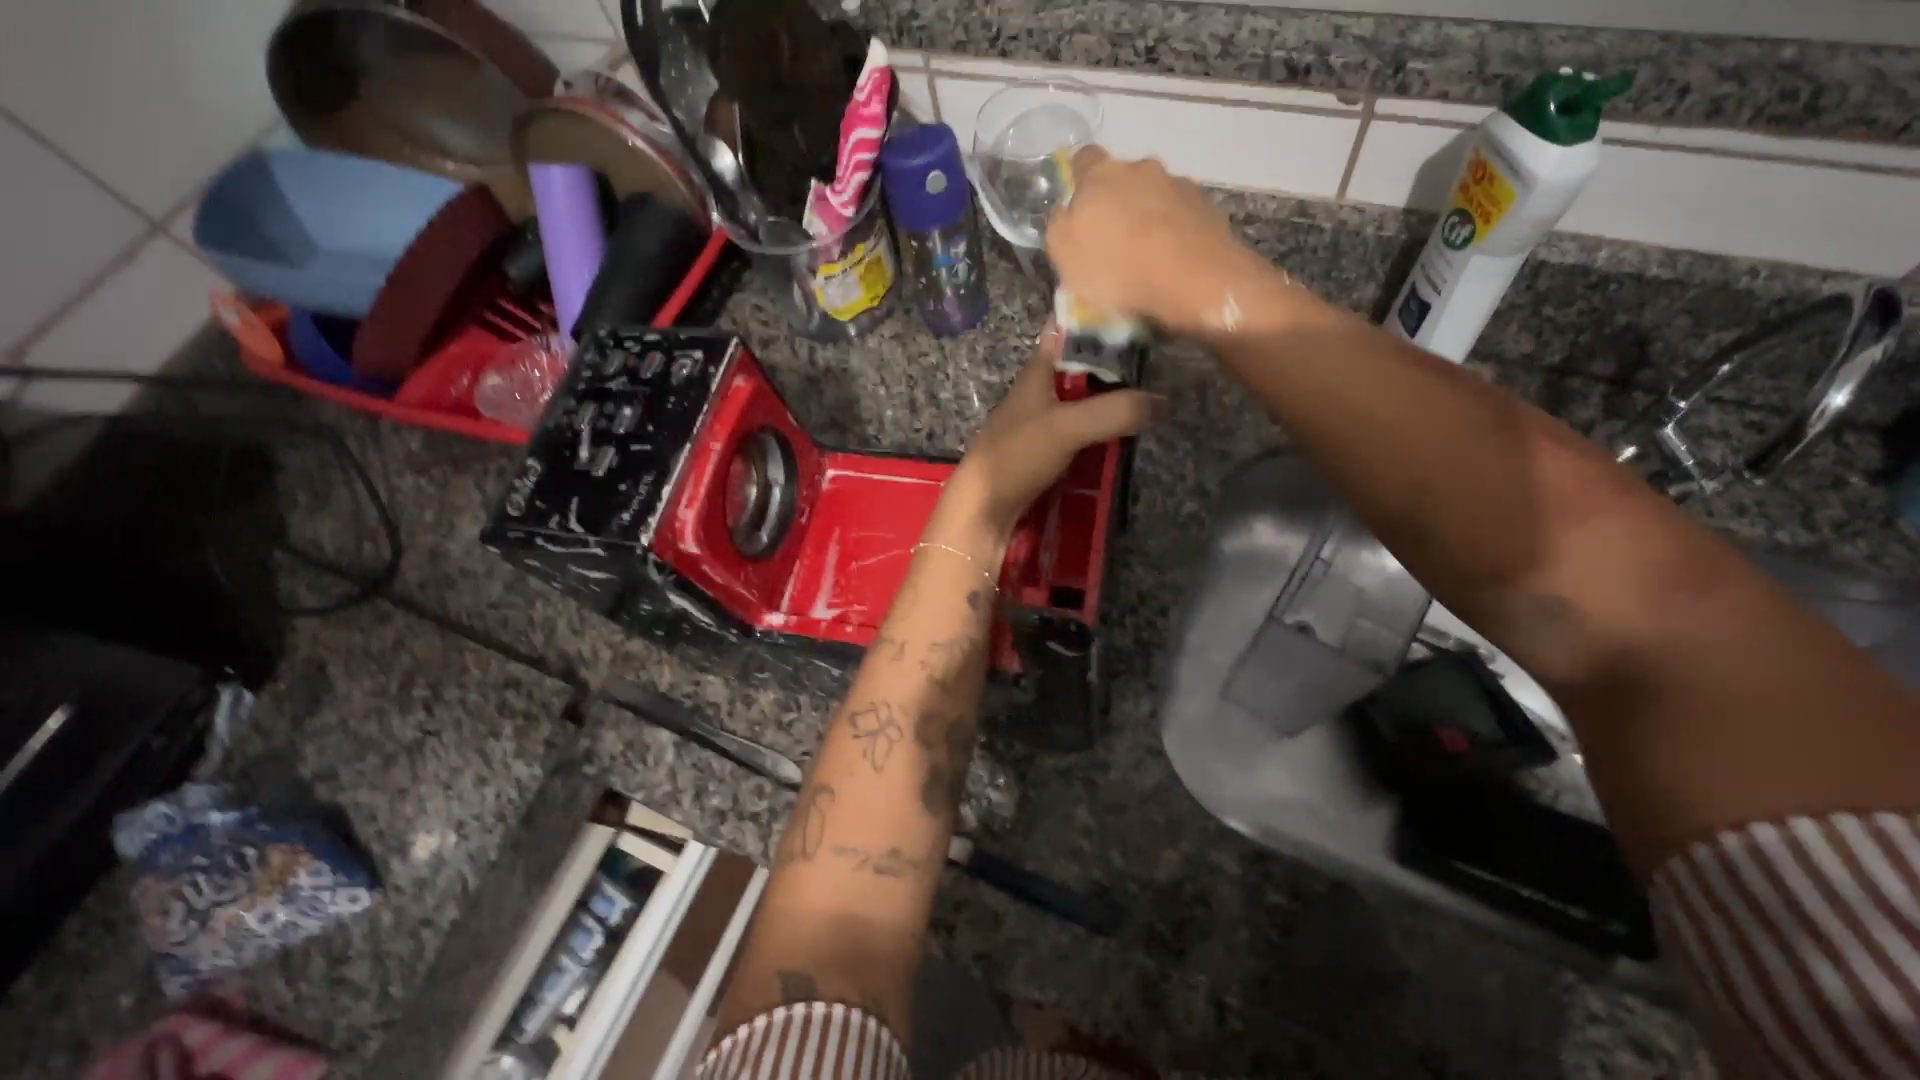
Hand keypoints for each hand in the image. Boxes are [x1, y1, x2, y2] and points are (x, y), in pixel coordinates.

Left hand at [943, 326, 1163, 537]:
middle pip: (1083, 364)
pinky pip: (1083, 429)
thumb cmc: (1016, 456)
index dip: (1099, 317)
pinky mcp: (1048, 449)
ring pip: (1085, 398)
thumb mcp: (1067, 427)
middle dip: (1117, 362)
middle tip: (1163, 359)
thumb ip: (1113, 411)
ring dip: (1113, 398)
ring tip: (1156, 394)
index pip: (1068, 328)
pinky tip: (1127, 431)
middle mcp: (1041, 390)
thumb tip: (1163, 402)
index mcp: (1038, 370)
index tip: (1141, 311)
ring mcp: (1044, 420)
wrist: (983, 510)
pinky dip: (1103, 427)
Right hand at [1046, 146, 1278, 335]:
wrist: (1192, 278)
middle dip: (1119, 201)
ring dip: (1151, 216)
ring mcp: (1180, 185)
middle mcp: (1143, 168)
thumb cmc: (1117, 265)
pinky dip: (1177, 230)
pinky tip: (1175, 259)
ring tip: (1150, 254)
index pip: (1084, 158)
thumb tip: (1067, 209)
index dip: (1079, 177)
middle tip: (1115, 239)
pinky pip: (1185, 215)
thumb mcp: (1064, 252)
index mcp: (1102, 174)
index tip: (1080, 203)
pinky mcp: (1209, 208)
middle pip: (1124, 178)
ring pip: (1157, 196)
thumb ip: (1060, 223)